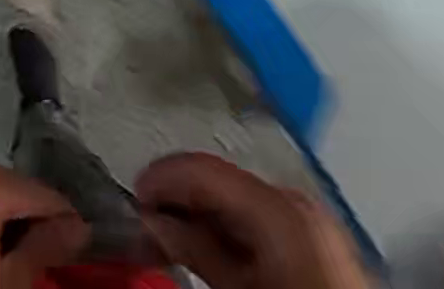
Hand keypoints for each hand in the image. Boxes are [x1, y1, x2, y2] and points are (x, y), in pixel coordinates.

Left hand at [0, 153, 88, 288]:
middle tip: (51, 254)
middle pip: (10, 186)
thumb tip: (76, 228)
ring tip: (17, 256)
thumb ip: (44, 249)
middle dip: (31, 217)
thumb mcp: (10, 283)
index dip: (67, 221)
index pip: (42, 193)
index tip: (85, 244)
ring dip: (2, 217)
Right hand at [137, 153, 367, 288]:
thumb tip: (152, 222)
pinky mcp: (311, 241)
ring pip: (230, 200)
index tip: (132, 196)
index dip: (158, 177)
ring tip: (165, 241)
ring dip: (194, 215)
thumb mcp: (234, 288)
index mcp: (278, 206)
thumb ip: (193, 250)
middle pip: (214, 181)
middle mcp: (293, 202)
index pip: (200, 167)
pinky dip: (222, 228)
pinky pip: (252, 220)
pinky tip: (204, 250)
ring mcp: (305, 220)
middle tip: (142, 223)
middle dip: (174, 199)